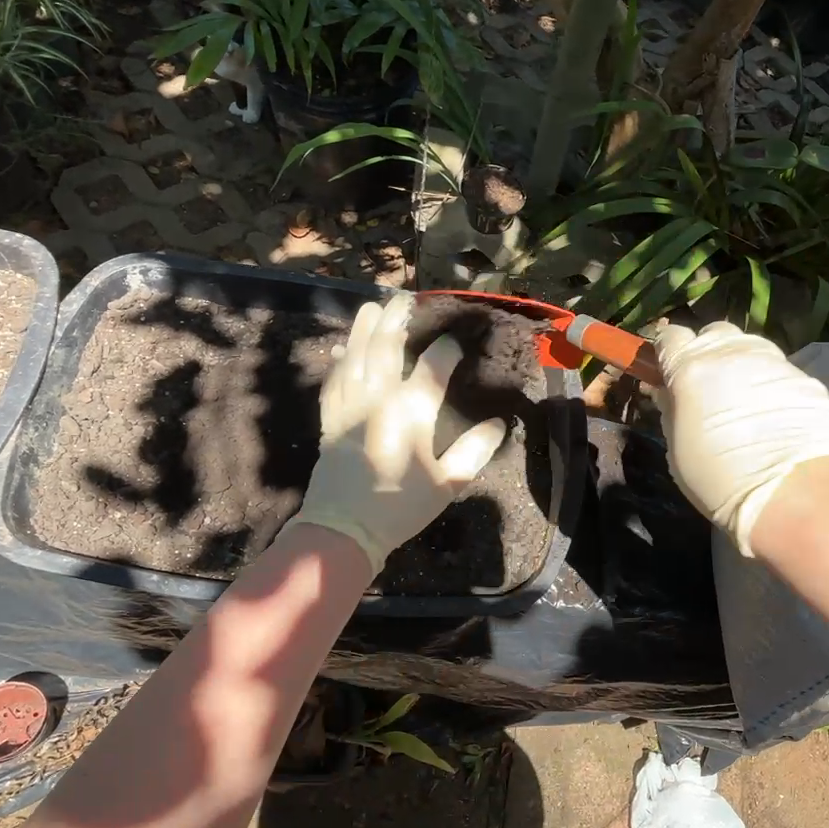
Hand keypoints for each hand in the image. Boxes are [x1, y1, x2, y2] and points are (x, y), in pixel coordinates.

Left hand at [289, 293, 507, 576]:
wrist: (343, 529)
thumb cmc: (402, 506)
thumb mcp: (450, 482)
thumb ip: (476, 449)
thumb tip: (498, 423)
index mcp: (412, 409)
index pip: (434, 363)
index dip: (448, 348)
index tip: (458, 342)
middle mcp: (378, 396)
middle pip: (386, 344)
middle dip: (397, 318)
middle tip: (406, 299)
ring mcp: (349, 404)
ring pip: (355, 353)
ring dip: (365, 327)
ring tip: (374, 306)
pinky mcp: (330, 417)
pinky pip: (334, 378)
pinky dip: (340, 358)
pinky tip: (344, 348)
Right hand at [654, 322, 828, 556]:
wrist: (792, 493)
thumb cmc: (720, 479)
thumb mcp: (678, 450)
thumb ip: (672, 411)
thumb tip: (669, 393)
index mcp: (691, 369)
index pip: (671, 336)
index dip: (667, 350)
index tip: (667, 369)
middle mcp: (732, 354)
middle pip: (713, 333)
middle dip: (706, 350)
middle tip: (706, 385)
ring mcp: (773, 362)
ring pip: (750, 346)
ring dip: (740, 363)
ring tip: (742, 398)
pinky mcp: (805, 378)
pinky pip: (779, 371)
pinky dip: (770, 384)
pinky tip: (773, 414)